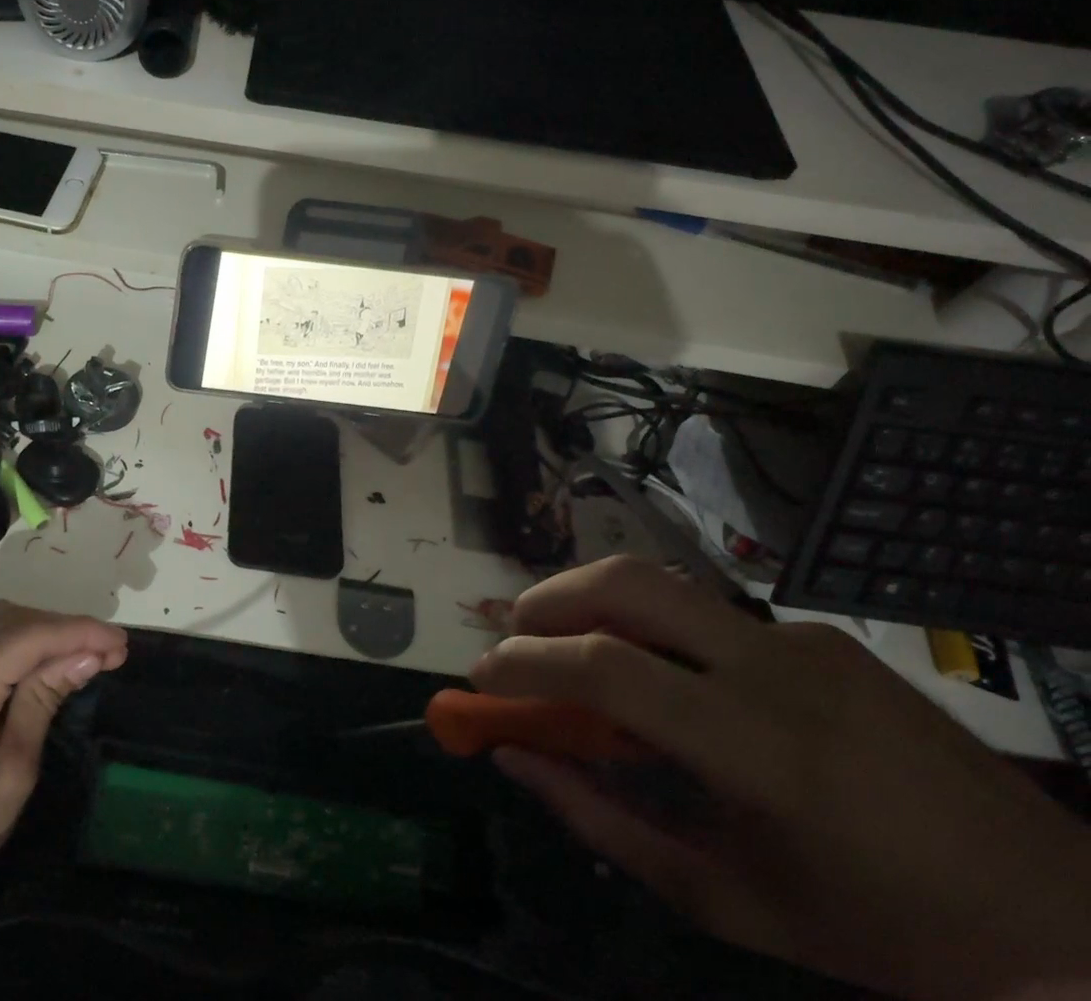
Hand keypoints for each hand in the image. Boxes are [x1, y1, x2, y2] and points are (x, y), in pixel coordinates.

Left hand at [0, 602, 127, 929]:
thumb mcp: (11, 775)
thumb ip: (42, 704)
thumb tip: (86, 657)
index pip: (25, 639)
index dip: (77, 632)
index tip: (120, 641)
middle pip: (8, 621)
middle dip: (63, 628)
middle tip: (110, 651)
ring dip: (40, 630)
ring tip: (84, 653)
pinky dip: (13, 642)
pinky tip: (41, 660)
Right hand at [471, 556, 1090, 1000]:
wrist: (1056, 916)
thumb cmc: (872, 927)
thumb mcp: (719, 897)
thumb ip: (600, 819)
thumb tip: (513, 758)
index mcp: (756, 747)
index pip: (605, 668)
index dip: (522, 663)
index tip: (478, 681)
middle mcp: (778, 669)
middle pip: (629, 584)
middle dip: (546, 599)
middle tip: (513, 640)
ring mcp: (809, 644)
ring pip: (666, 589)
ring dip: (593, 607)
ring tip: (568, 655)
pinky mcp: (827, 641)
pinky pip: (711, 618)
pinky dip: (652, 633)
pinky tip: (662, 685)